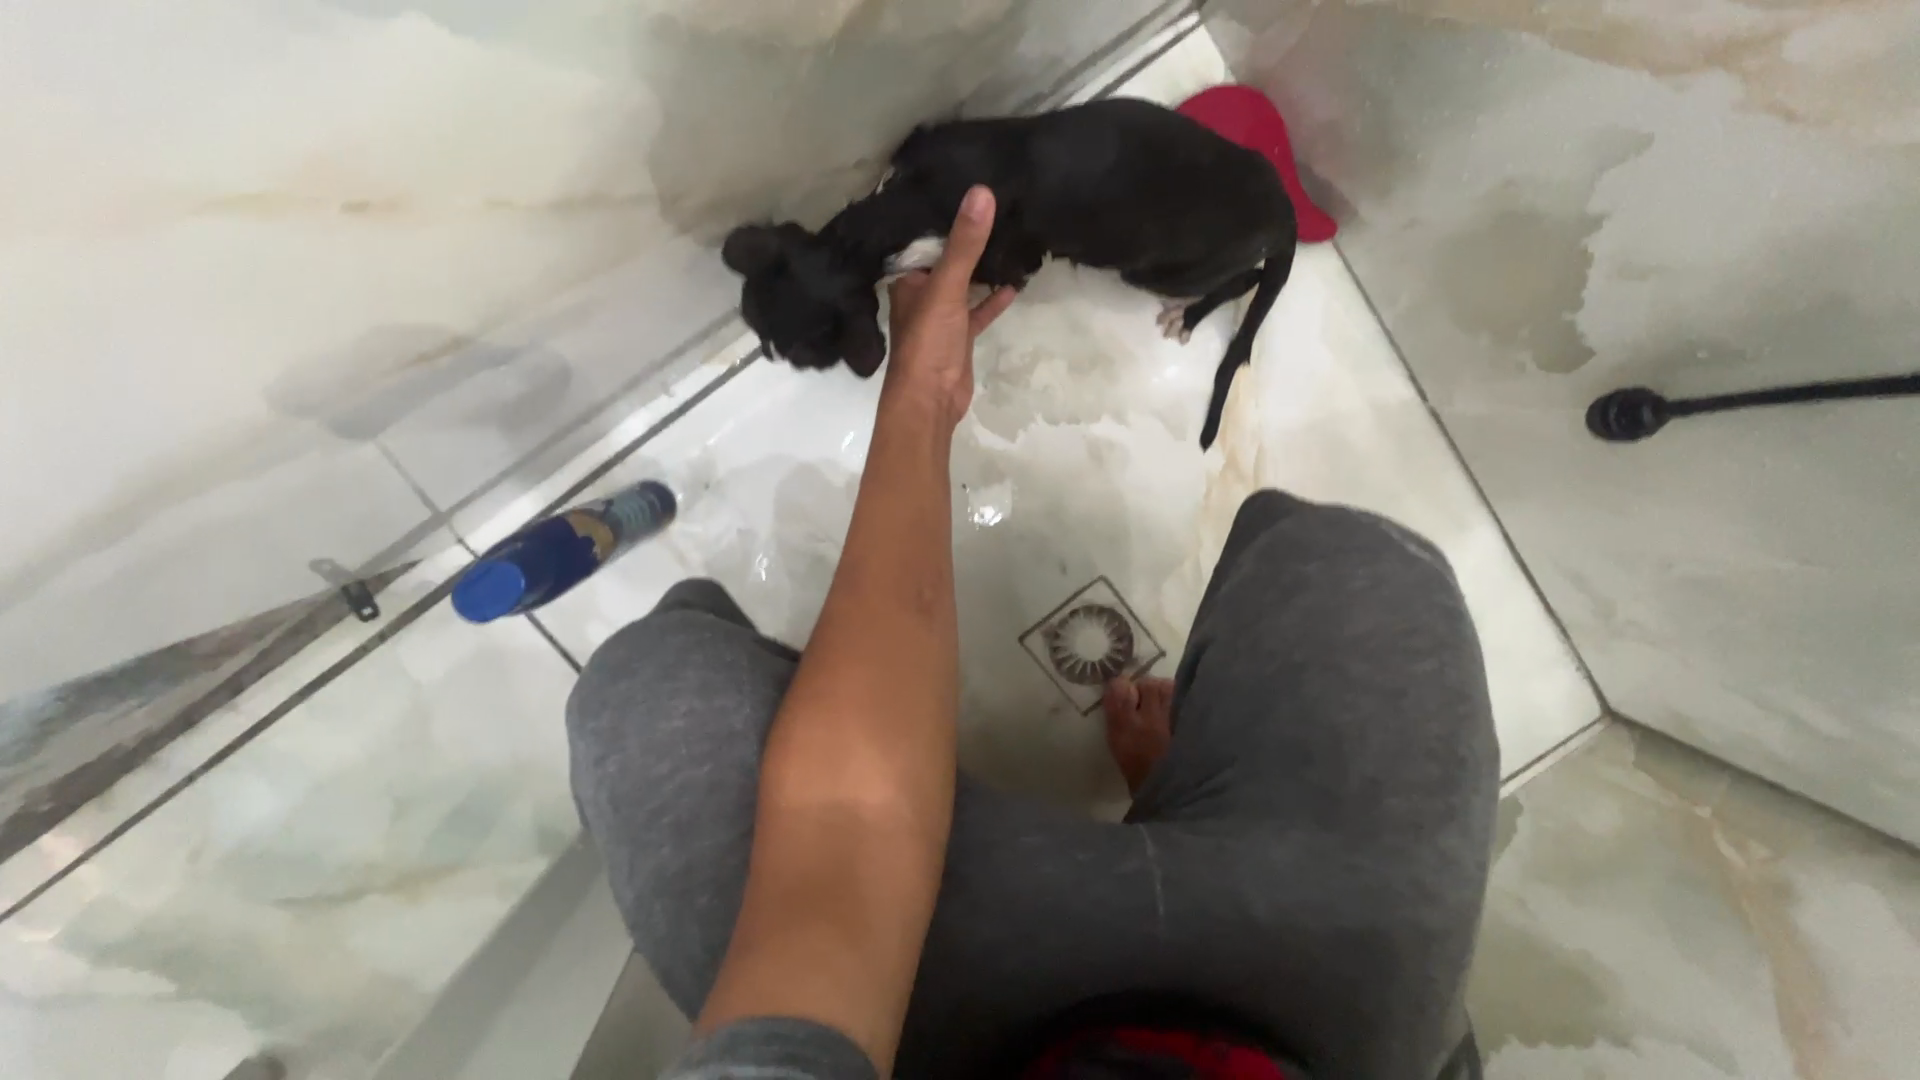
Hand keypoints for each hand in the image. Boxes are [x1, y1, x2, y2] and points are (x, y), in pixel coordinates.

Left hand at [884, 186, 1017, 428]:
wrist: (929, 399)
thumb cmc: (928, 341)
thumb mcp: (946, 287)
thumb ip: (965, 244)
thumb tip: (982, 192)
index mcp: (907, 279)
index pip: (927, 239)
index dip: (948, 216)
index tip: (974, 187)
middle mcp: (921, 294)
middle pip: (948, 260)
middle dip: (970, 241)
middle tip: (1001, 208)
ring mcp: (940, 317)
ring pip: (965, 285)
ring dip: (984, 269)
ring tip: (1011, 240)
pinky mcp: (958, 337)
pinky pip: (977, 311)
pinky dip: (993, 300)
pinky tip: (1014, 285)